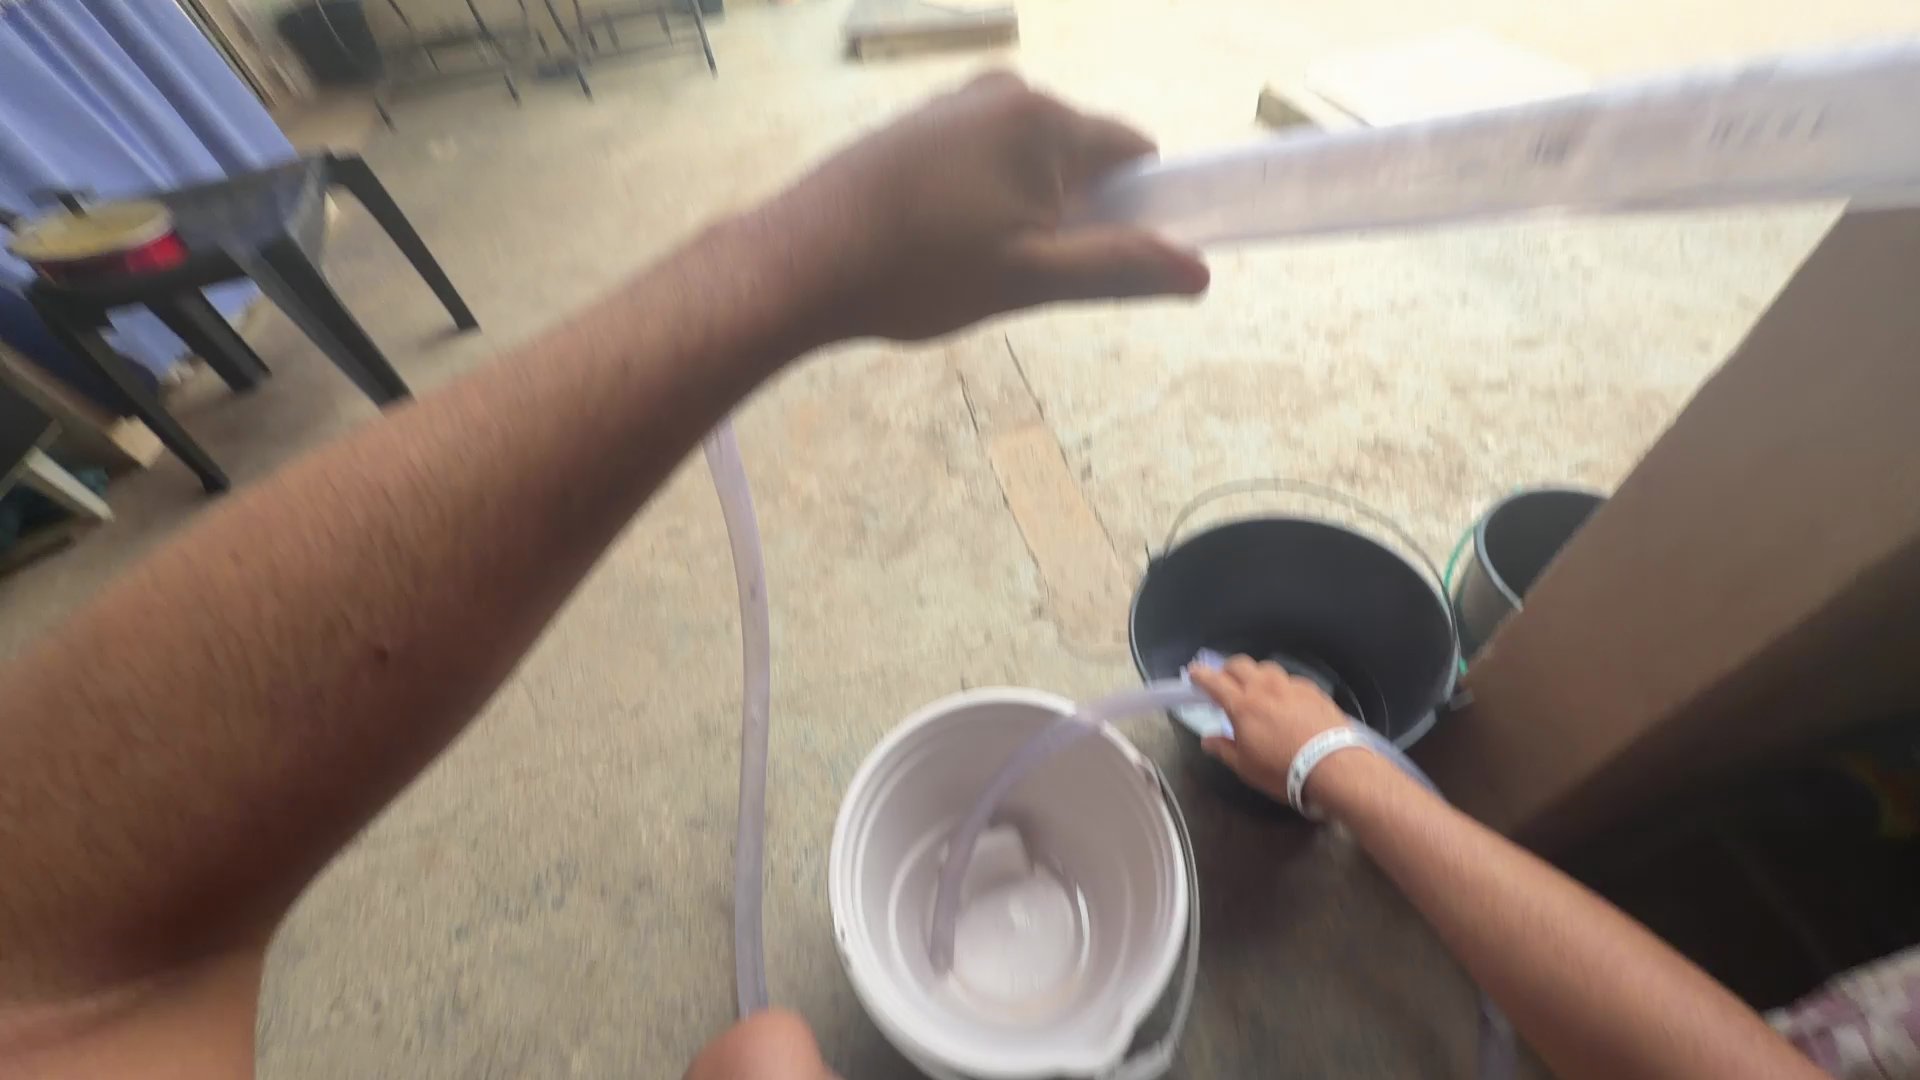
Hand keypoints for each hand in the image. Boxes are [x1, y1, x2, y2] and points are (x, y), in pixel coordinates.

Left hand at [773, 72, 1209, 340]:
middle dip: (1071, 217)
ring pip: (1025, 167)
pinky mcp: (915, 130)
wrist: (802, 262)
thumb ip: (1117, 268)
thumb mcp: (1030, 279)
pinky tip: (941, 246)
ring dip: (1024, 216)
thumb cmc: (921, 272)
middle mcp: (1001, 93)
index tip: (1108, 257)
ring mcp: (952, 106)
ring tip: (972, 266)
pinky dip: (981, 205)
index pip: (1133, 152)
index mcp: (1044, 120)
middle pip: (1077, 159)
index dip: (1136, 208)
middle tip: (1023, 275)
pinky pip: (979, 165)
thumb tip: (1198, 271)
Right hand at [1187, 656, 1352, 800]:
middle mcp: (1264, 688)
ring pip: (1267, 668)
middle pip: (1240, 664)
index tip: (1193, 672)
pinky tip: (1288, 702)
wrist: (1336, 768)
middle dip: (1227, 669)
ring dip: (1256, 675)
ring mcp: (1291, 686)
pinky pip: (1291, 681)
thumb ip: (1223, 749)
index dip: (1201, 675)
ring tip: (1258, 690)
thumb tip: (1207, 739)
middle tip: (1225, 682)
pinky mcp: (1314, 691)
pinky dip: (1282, 687)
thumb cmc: (1284, 770)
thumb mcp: (1246, 767)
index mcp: (1242, 705)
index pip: (1214, 681)